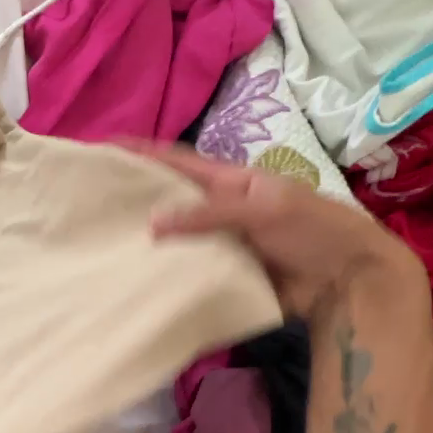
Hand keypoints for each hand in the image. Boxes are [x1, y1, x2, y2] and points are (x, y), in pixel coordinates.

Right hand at [121, 141, 427, 315]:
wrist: (345, 282)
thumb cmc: (315, 232)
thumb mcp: (266, 211)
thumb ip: (209, 214)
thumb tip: (150, 221)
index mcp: (231, 183)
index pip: (178, 162)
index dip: (141, 153)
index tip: (103, 149)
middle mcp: (217, 212)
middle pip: (166, 202)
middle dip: (131, 202)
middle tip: (87, 208)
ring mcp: (215, 246)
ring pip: (169, 242)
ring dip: (140, 245)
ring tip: (98, 250)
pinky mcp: (216, 277)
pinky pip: (180, 275)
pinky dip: (158, 277)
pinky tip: (129, 283)